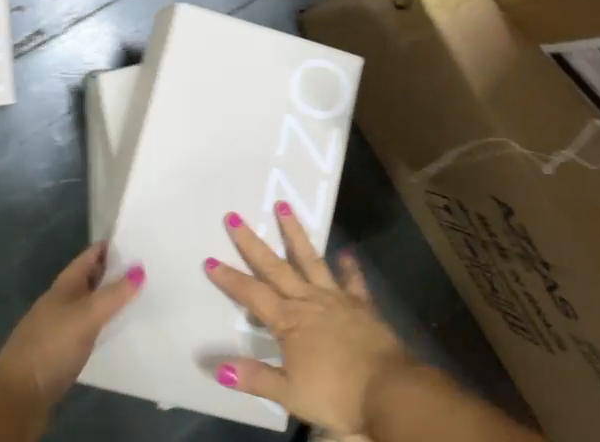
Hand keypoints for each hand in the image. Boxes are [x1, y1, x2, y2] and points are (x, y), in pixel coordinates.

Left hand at [0, 242, 143, 406]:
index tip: (137, 241)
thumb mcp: (85, 316)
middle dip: (114, 273)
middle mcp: (61, 302)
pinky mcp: (62, 352)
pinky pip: (88, 329)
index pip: (90, 257)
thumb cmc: (51, 346)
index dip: (110, 247)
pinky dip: (103, 325)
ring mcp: (60, 327)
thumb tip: (139, 268)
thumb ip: (113, 295)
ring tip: (140, 298)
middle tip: (147, 269)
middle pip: (90, 280)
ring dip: (110, 300)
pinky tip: (118, 331)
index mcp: (65, 286)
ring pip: (90, 305)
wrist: (18, 394)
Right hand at [204, 203, 408, 435]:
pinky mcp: (362, 305)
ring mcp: (336, 299)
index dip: (230, 279)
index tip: (210, 260)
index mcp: (288, 321)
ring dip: (295, 234)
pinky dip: (349, 267)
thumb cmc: (336, 394)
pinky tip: (346, 253)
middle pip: (275, 267)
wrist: (388, 390)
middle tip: (235, 216)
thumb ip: (255, 377)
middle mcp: (308, 301)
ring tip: (284, 206)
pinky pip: (353, 281)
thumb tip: (217, 367)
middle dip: (252, 243)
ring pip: (311, 260)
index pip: (252, 295)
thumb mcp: (289, 393)